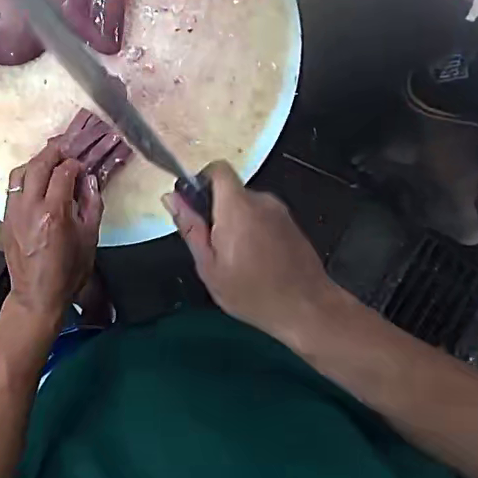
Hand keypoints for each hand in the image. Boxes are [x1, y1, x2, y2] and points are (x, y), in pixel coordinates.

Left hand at [3, 140, 101, 320]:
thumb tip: (90, 179)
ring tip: (51, 160)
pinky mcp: (5, 218)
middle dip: (54, 152)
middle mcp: (30, 208)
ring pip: (20, 172)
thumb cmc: (70, 270)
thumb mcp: (90, 237)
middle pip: (38, 165)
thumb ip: (92, 204)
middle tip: (67, 148)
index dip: (75, 164)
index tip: (83, 165)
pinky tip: (38, 180)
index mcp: (54, 213)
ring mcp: (14, 212)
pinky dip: (26, 177)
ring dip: (36, 162)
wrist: (38, 295)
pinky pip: (13, 187)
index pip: (63, 173)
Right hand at [164, 162, 348, 340]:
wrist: (306, 307)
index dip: (201, 182)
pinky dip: (254, 232)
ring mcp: (280, 211)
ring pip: (247, 207)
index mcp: (237, 207)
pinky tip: (256, 262)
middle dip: (218, 213)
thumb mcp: (210, 267)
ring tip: (237, 261)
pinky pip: (263, 217)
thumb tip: (171, 198)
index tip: (195, 208)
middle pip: (230, 192)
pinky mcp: (291, 223)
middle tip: (214, 249)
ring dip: (237, 225)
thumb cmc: (253, 293)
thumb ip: (190, 228)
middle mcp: (261, 200)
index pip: (218, 169)